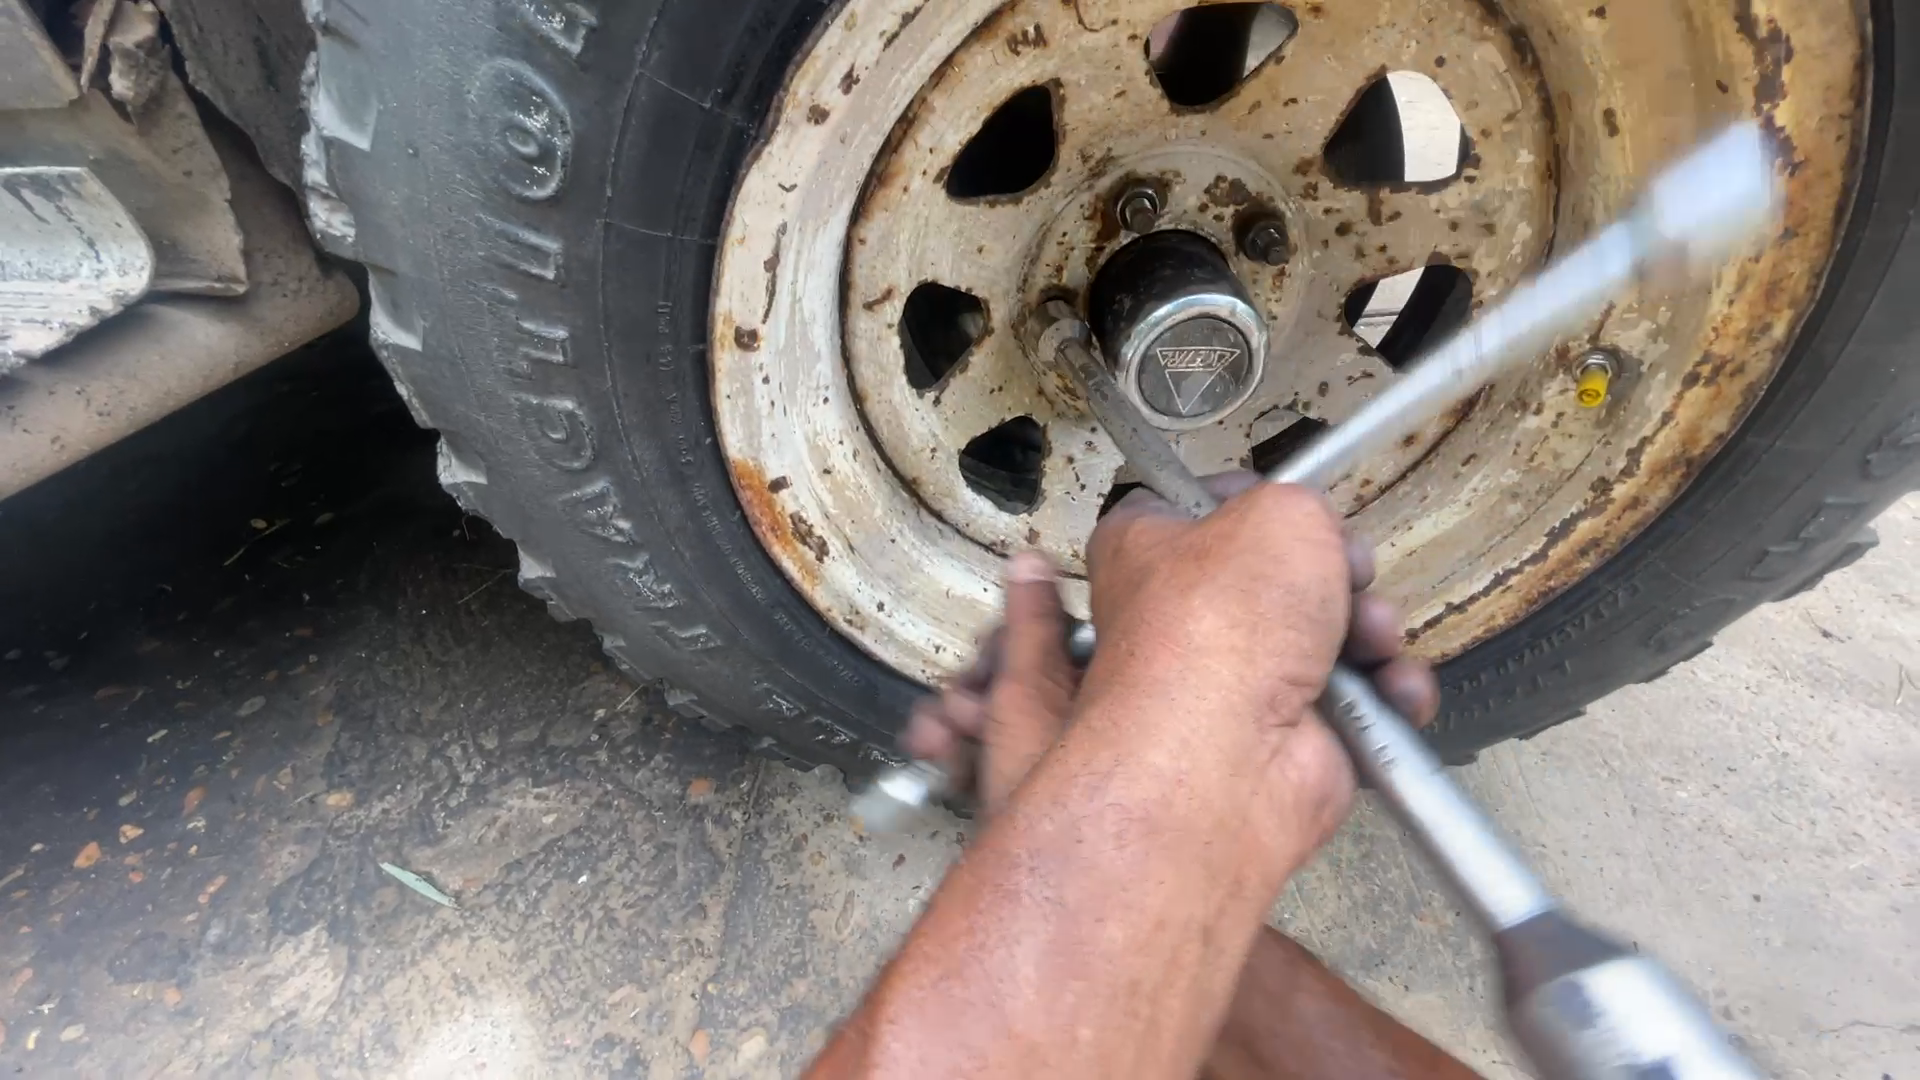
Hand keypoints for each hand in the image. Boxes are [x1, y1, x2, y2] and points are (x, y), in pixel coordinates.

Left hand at [904, 473, 1438, 848]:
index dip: (1252, 497)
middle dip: (1332, 571)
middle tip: (1343, 576)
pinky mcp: (1282, 728)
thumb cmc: (1220, 621)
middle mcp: (1178, 609)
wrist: (1227, 753)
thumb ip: (1301, 504)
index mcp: (1142, 545)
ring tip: (1368, 636)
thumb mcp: (1276, 514)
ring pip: (1324, 629)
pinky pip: (1353, 695)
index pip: (1196, 501)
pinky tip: (1389, 688)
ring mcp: (1229, 673)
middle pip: (1277, 569)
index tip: (1286, 504)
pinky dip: (1384, 691)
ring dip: (1369, 627)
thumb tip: (1313, 537)